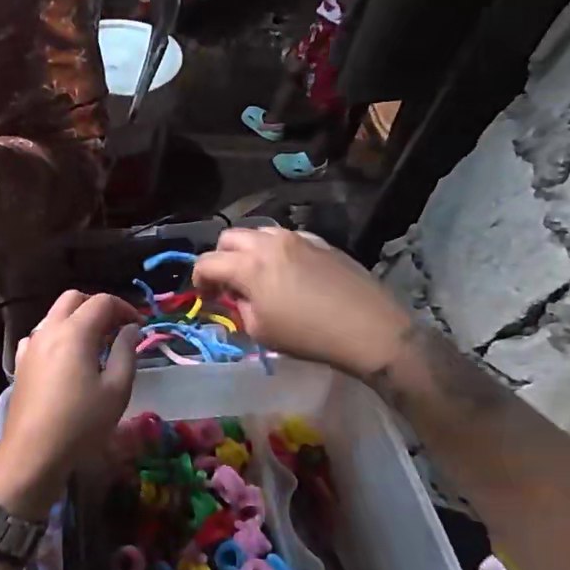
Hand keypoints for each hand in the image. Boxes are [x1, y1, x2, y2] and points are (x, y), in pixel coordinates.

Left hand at [0, 292, 140, 519]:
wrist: (33, 452)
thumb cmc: (81, 422)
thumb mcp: (116, 389)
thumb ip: (126, 352)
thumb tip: (131, 329)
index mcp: (75, 332)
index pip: (102, 302)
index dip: (125, 308)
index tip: (139, 326)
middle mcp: (49, 330)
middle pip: (74, 299)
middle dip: (98, 306)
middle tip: (117, 328)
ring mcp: (31, 345)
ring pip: (55, 315)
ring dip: (77, 319)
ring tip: (96, 344)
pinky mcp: (21, 363)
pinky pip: (41, 335)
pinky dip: (58, 335)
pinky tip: (67, 358)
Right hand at [192, 227, 412, 378]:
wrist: (369, 329)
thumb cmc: (308, 336)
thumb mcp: (260, 331)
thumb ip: (239, 307)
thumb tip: (235, 296)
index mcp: (249, 265)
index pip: (207, 262)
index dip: (199, 280)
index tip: (207, 297)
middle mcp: (269, 242)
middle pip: (229, 238)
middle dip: (222, 259)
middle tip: (229, 285)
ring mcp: (297, 237)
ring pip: (258, 232)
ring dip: (248, 251)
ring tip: (259, 276)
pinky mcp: (320, 241)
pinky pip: (286, 237)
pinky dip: (275, 250)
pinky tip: (287, 273)